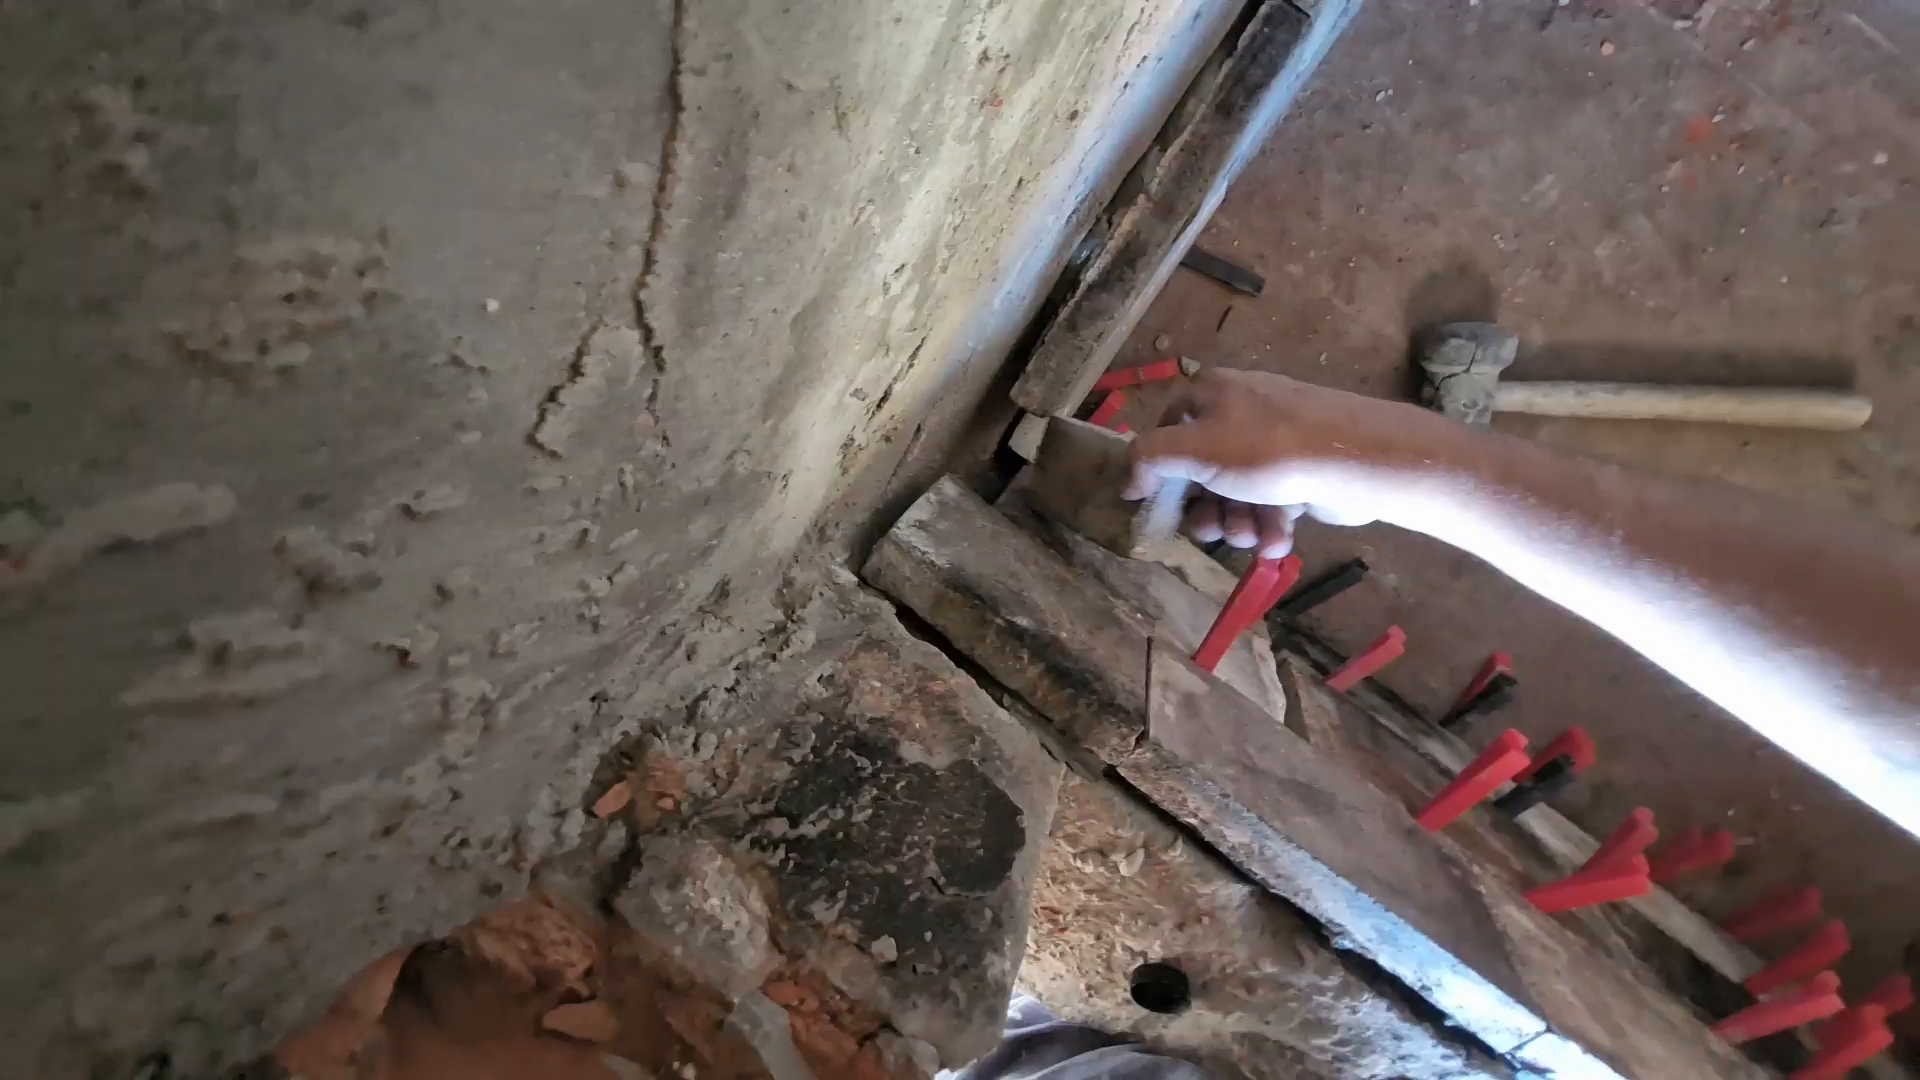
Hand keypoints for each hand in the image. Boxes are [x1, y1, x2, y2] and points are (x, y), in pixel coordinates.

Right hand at [1123, 368, 1446, 555]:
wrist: (1361, 462)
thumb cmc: (1268, 451)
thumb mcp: (1194, 449)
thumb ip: (1147, 458)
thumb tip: (1126, 483)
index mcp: (1211, 392)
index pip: (1165, 432)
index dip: (1159, 474)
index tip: (1163, 508)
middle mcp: (1240, 410)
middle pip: (1200, 471)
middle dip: (1205, 510)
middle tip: (1212, 533)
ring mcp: (1274, 440)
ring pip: (1234, 492)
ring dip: (1236, 523)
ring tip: (1250, 538)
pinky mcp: (1301, 467)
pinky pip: (1269, 500)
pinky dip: (1268, 524)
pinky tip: (1276, 540)